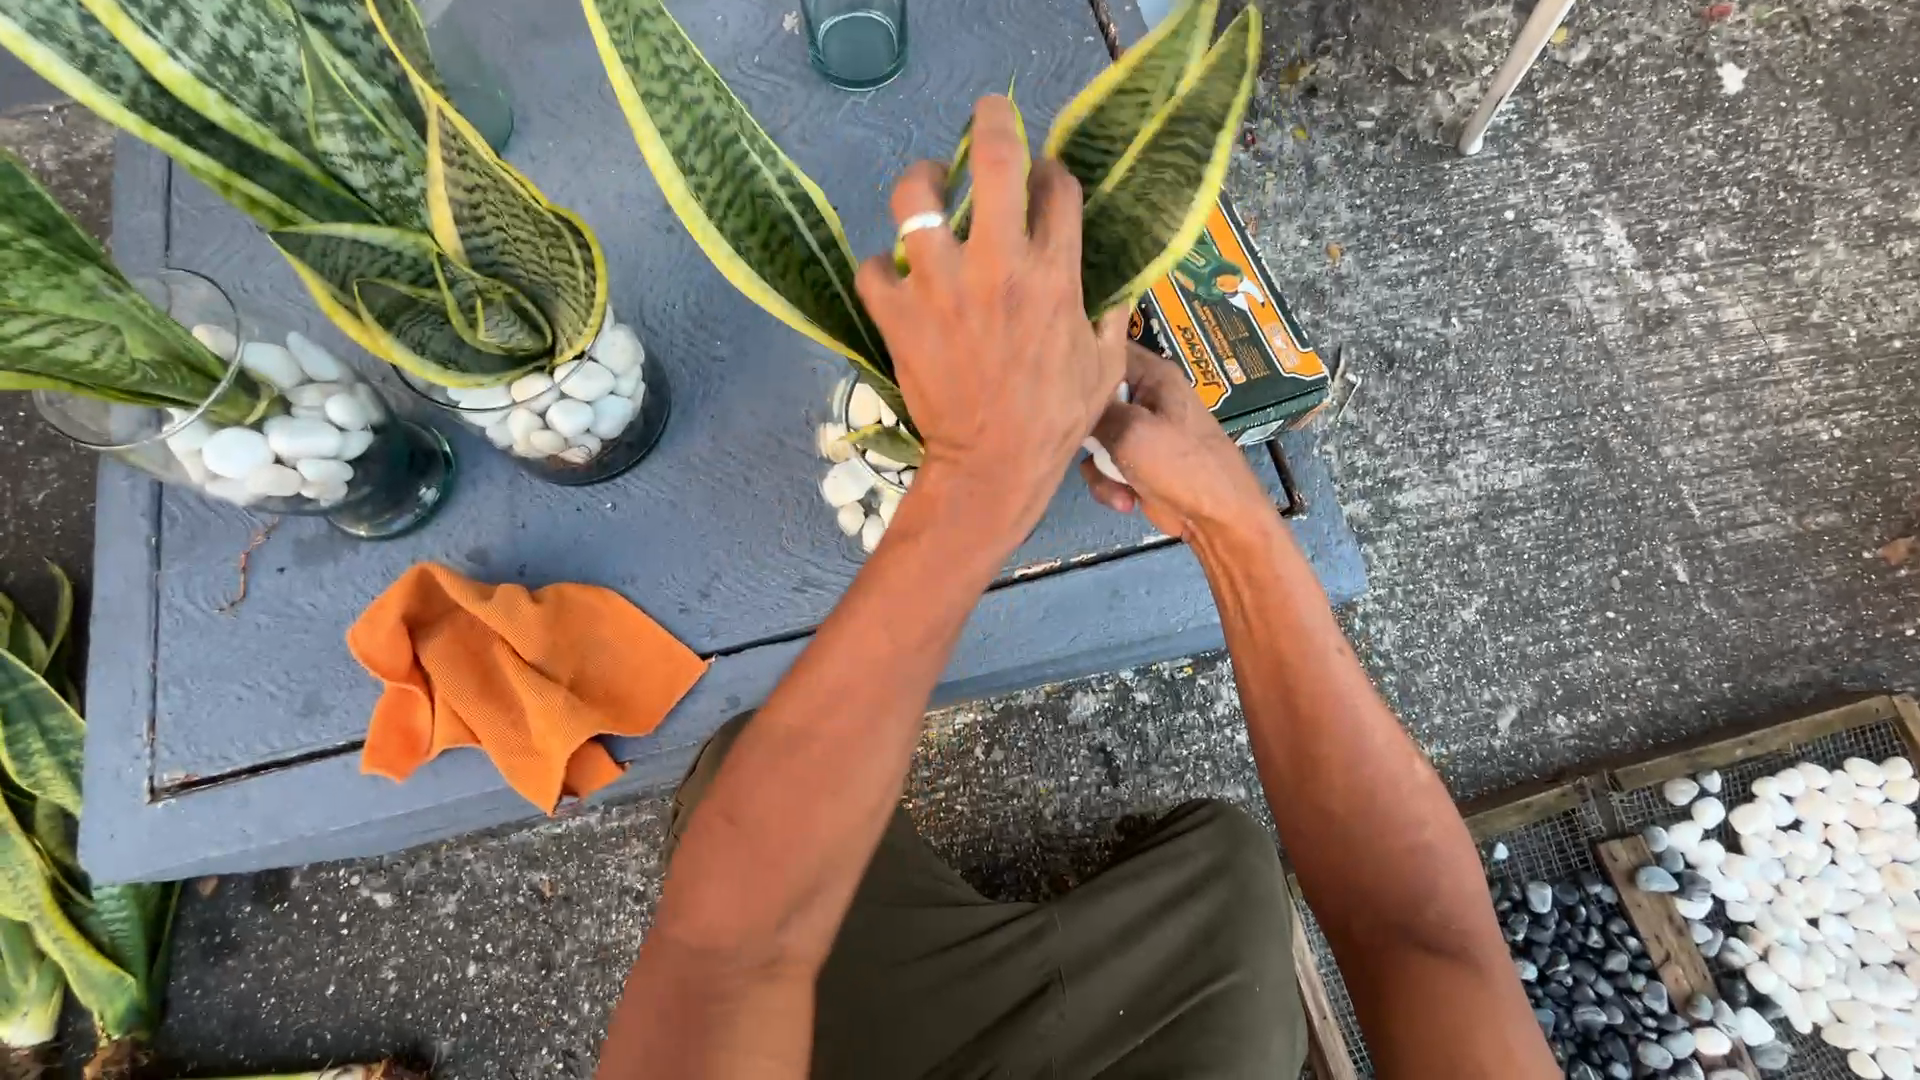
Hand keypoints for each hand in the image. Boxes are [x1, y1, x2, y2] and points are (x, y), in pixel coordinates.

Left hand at [856, 96, 1129, 536]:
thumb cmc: (1054, 421)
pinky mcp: (899, 317)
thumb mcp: (1105, 368)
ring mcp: (941, 288)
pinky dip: (881, 270)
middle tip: (986, 117)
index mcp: (1055, 275)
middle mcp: (998, 266)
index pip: (1055, 186)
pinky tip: (894, 279)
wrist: (992, 466)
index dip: (1050, 172)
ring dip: (920, 183)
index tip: (1042, 180)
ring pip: (915, 198)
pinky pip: (874, 269)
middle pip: (994, 158)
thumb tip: (1113, 287)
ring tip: (926, 191)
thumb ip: (1112, 316)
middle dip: (992, 121)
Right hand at [1080, 344, 1276, 541]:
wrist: (1216, 518)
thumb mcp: (1131, 431)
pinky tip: (1126, 498)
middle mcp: (1146, 398)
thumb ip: (1096, 411)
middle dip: (1086, 428)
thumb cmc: (1181, 465)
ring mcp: (1140, 432)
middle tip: (1088, 443)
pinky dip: (1109, 484)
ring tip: (1117, 482)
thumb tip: (1067, 395)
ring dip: (1098, 467)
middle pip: (1094, 398)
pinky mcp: (1135, 462)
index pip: (1107, 351)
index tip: (1057, 381)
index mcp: (1153, 376)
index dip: (1081, 362)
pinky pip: (1103, 466)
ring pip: (1093, 438)